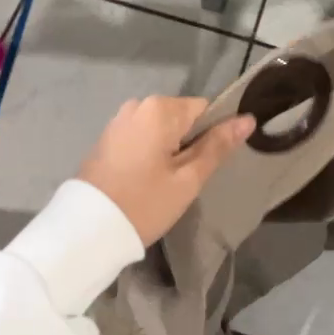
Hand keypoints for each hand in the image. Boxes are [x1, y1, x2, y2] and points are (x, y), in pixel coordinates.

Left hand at [78, 96, 255, 244]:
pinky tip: (142, 180)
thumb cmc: (143, 203)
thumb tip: (248, 119)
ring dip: (167, 149)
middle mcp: (139, 104)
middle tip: (182, 181)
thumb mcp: (187, 179)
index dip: (211, 135)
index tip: (204, 165)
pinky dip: (148, 153)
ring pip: (160, 128)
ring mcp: (119, 119)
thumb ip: (218, 146)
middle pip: (181, 117)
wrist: (85, 230)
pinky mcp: (106, 137)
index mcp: (161, 108)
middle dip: (187, 143)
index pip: (204, 108)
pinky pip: (140, 136)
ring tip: (161, 184)